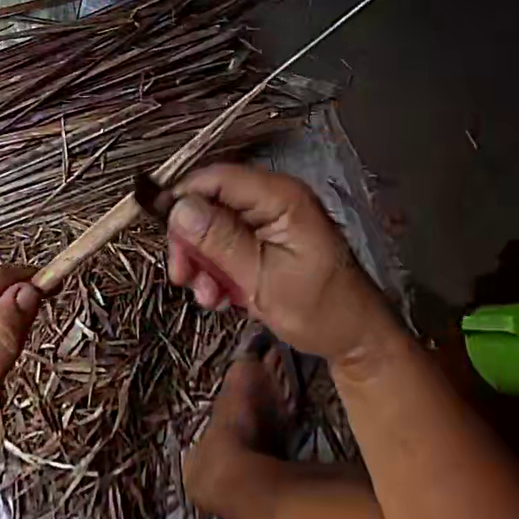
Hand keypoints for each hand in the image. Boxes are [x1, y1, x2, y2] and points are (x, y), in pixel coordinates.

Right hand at [166, 164, 399, 366]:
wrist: (356, 340)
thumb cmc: (319, 309)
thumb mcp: (263, 279)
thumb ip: (220, 241)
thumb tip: (178, 208)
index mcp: (280, 196)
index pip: (217, 178)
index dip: (183, 197)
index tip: (161, 229)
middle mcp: (272, 200)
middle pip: (212, 203)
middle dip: (192, 240)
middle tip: (182, 276)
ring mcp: (269, 221)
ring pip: (215, 226)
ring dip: (203, 261)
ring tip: (206, 297)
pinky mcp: (266, 241)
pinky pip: (229, 244)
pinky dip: (218, 270)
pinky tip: (220, 297)